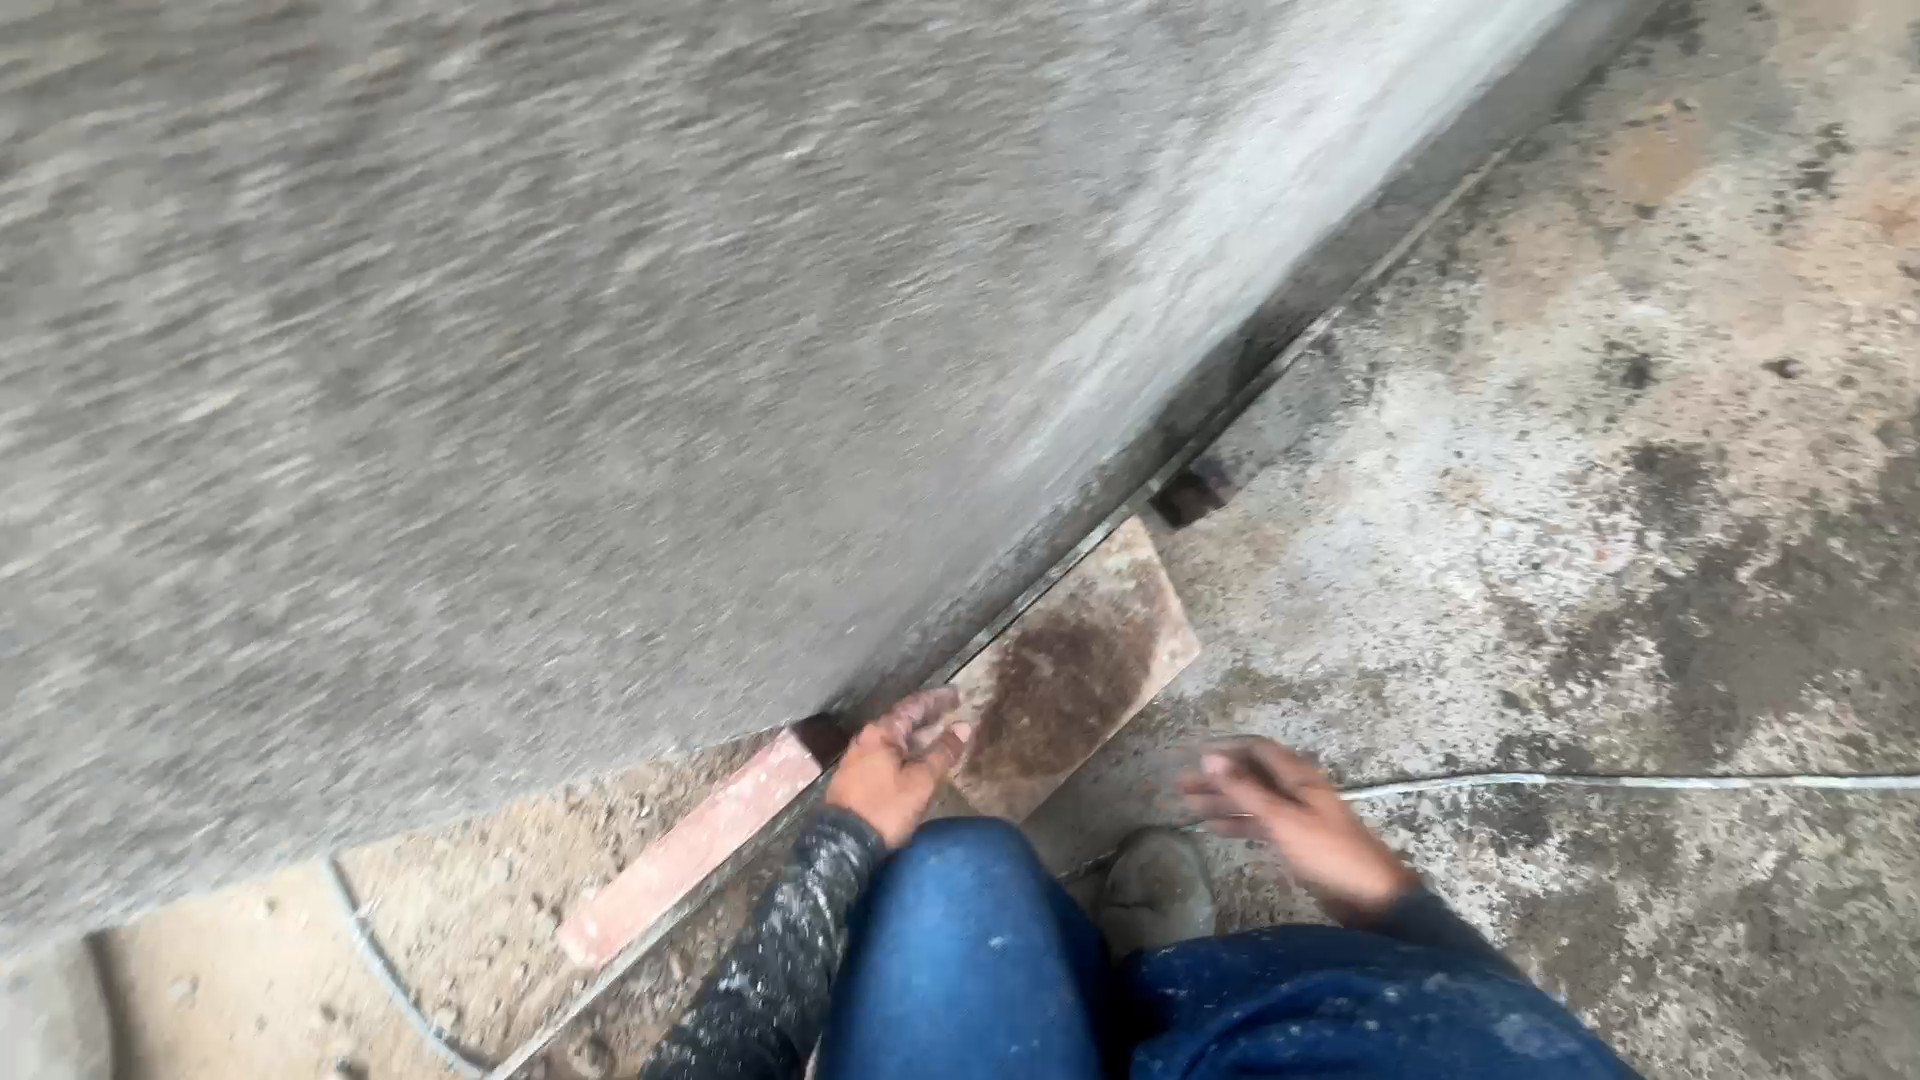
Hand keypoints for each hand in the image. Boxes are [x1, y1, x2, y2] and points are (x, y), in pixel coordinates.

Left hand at [825, 687, 973, 848]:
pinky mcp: (855, 775)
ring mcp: (858, 757)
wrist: (842, 844)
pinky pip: (886, 751)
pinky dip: (905, 749)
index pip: (914, 705)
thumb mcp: (921, 781)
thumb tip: (963, 726)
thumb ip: (943, 752)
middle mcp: (867, 738)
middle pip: (902, 719)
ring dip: (916, 734)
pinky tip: (914, 758)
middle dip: (927, 715)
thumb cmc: (885, 807)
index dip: (937, 699)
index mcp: (882, 732)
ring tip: (937, 733)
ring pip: (893, 737)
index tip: (957, 694)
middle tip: (951, 710)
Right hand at [1179, 737, 1419, 924]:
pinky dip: (1236, 822)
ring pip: (1251, 798)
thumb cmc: (1327, 852)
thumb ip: (1244, 788)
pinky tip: (1211, 828)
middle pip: (1249, 774)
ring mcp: (1296, 814)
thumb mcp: (1281, 817)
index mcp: (1297, 776)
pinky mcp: (1296, 839)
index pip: (1256, 748)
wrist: (1373, 899)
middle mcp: (1295, 789)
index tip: (1194, 757)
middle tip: (1181, 785)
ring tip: (1188, 806)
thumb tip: (1208, 758)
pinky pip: (1259, 822)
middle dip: (1216, 777)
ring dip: (1221, 800)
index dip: (1225, 749)